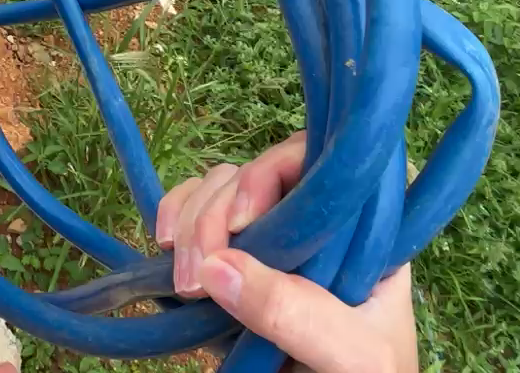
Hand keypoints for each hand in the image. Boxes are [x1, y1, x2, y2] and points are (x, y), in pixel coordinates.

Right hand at [155, 133, 417, 372]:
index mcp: (354, 235)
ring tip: (183, 282)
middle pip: (253, 175)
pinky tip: (165, 248)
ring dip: (189, 220)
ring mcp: (264, 239)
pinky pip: (190, 208)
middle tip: (197, 276)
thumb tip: (216, 265)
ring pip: (217, 187)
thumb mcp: (349, 356)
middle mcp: (306, 224)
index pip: (315, 165)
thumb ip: (295, 313)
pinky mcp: (226, 259)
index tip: (243, 221)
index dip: (273, 172)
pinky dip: (172, 216)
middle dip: (215, 215)